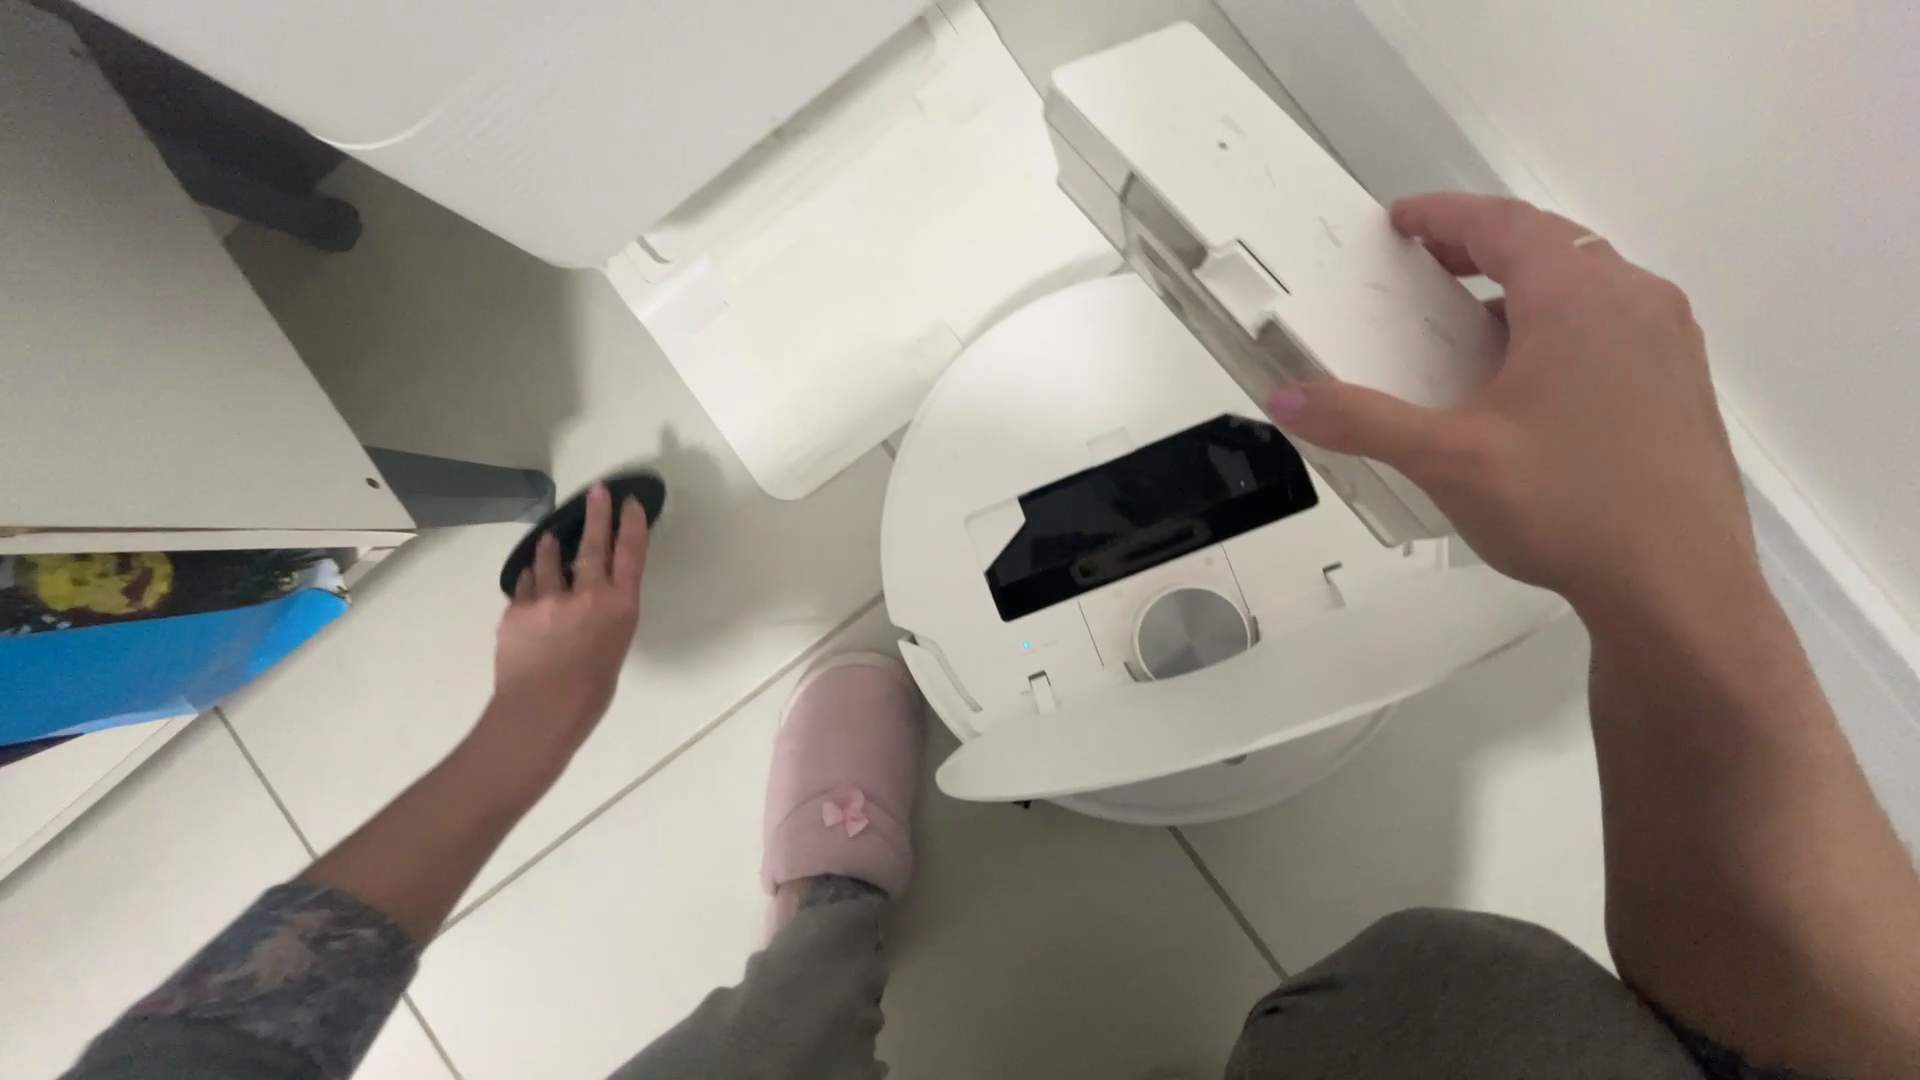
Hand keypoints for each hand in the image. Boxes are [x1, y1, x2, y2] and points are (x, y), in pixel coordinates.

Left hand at [487, 483, 649, 760]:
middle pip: (594, 546)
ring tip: (551, 536)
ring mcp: (549, 599)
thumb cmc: (591, 692)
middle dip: (598, 515)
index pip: (631, 555)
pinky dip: (531, 579)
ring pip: (551, 561)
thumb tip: (591, 603)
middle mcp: (588, 595)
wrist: (540, 712)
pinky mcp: (518, 609)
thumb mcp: (615, 647)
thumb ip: (606, 618)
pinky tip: (531, 578)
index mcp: (620, 607)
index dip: (632, 525)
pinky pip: (527, 586)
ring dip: (552, 547)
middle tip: (598, 491)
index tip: (631, 503)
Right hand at [1265, 193, 1755, 615]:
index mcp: (1580, 301)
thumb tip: (1283, 399)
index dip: (1447, 214)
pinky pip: (1606, 325)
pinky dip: (1552, 323)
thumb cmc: (1563, 505)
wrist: (1677, 585)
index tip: (1400, 219)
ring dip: (1518, 286)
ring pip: (1584, 286)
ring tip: (1464, 321)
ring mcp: (1667, 344)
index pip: (1507, 226)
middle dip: (1478, 245)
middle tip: (1423, 265)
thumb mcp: (1445, 459)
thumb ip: (1359, 421)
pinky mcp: (1676, 386)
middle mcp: (1635, 304)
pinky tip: (1519, 378)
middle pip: (1550, 246)